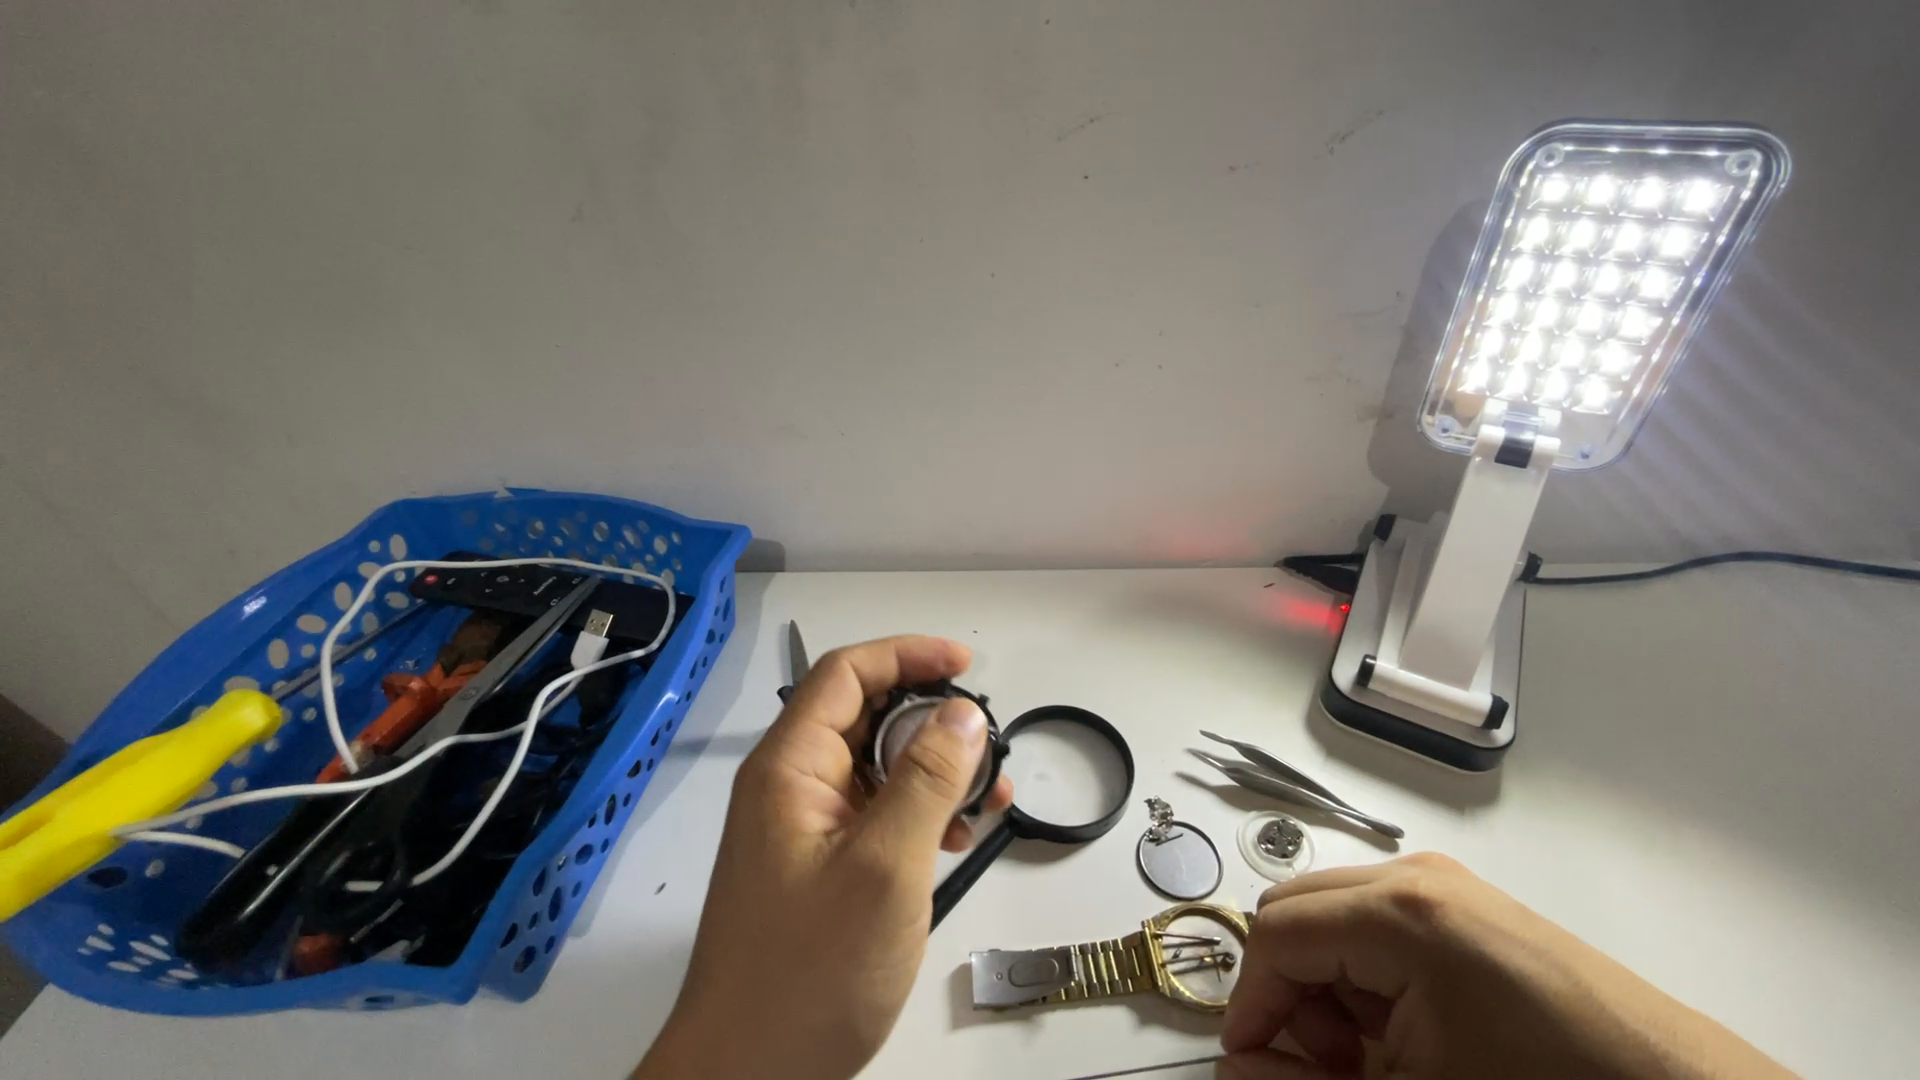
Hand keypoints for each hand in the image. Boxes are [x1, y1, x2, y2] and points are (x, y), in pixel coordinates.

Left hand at [635, 636, 1011, 1079]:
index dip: (907, 655)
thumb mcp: (884, 868)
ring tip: (989, 790)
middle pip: (865, 715)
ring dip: (934, 768)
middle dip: (930, 716)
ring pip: (877, 765)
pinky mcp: (823, 862)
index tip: (965, 664)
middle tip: (986, 739)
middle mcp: (793, 785)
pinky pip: (877, 810)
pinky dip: (921, 810)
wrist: (750, 1074)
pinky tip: (959, 832)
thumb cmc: (808, 973)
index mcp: (789, 767)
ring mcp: (806, 826)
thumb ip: (927, 781)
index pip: (846, 674)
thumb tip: (963, 712)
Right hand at [1219, 854, 1793, 1079]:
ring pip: (1334, 916)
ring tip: (1373, 1061)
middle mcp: (1413, 876)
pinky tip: (1409, 1038)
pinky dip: (1368, 977)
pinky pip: (1380, 925)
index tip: (1250, 1064)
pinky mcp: (1472, 907)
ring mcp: (1447, 885)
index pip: (1277, 934)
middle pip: (1296, 911)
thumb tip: (1231, 1072)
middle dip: (1290, 990)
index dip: (1251, 1001)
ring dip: (1329, 986)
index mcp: (1398, 911)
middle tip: (1324, 1067)